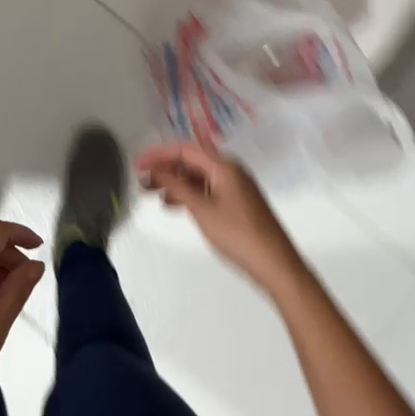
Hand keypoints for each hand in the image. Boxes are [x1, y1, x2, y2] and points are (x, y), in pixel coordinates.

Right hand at [136, 141, 301, 288]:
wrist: (277, 266)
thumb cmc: (238, 234)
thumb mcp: (202, 209)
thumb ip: (176, 186)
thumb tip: (156, 169)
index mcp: (223, 165)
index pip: (184, 149)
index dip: (158, 154)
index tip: (137, 164)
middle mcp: (229, 170)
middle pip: (191, 160)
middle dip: (165, 168)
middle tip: (141, 181)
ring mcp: (234, 187)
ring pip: (197, 176)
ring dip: (174, 182)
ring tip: (153, 195)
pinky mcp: (236, 202)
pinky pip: (206, 189)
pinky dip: (188, 194)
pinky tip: (174, 205)